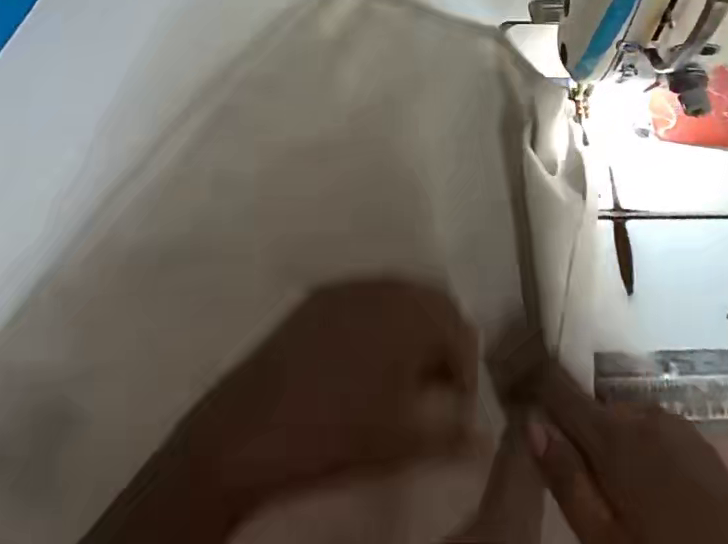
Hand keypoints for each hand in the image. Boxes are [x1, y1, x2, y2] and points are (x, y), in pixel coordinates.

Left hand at [97, 280, 479, 539]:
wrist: (243, 436)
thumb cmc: (336, 435)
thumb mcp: (406, 441)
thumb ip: (455, 431)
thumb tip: (484, 433)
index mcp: (414, 313)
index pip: (463, 333)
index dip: (465, 374)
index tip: (455, 407)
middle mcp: (386, 286)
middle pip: (435, 306)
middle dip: (441, 345)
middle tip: (431, 389)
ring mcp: (348, 288)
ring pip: (400, 300)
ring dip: (410, 332)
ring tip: (398, 376)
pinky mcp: (316, 298)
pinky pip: (365, 300)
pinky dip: (377, 324)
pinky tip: (361, 363)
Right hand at [521, 364, 727, 543]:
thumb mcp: (602, 537)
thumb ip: (566, 478)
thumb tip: (530, 422)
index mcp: (614, 435)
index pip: (560, 387)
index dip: (533, 376)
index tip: (511, 370)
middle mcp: (642, 413)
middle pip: (591, 406)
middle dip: (573, 424)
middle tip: (562, 458)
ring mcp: (672, 421)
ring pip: (621, 417)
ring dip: (607, 437)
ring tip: (607, 481)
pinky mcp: (694, 436)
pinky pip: (650, 427)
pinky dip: (636, 441)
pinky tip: (641, 480)